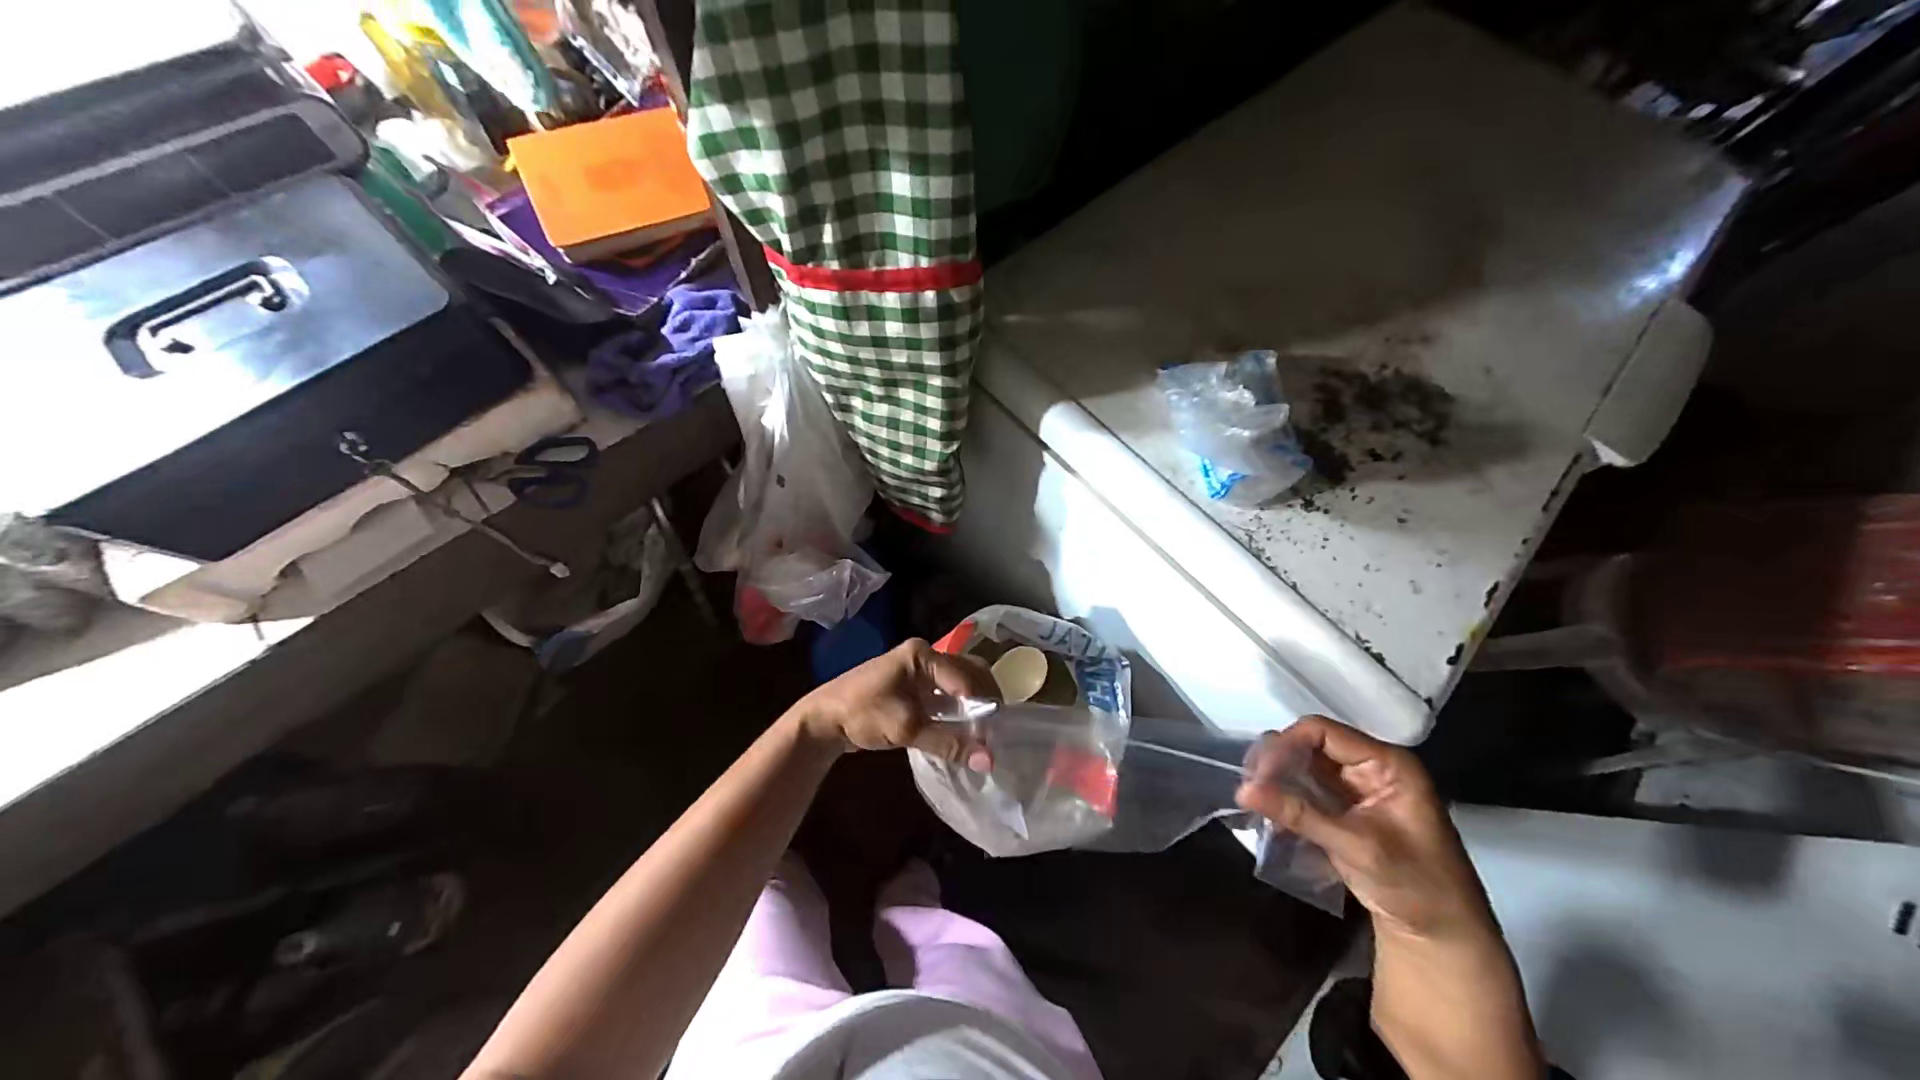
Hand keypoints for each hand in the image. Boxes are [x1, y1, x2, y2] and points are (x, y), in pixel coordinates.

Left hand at [787, 639, 997, 767]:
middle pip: (968, 673)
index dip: (985, 705)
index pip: (967, 677)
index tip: (998, 733)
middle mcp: (924, 655)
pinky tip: (965, 730)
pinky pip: (946, 693)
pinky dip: (958, 709)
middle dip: (984, 701)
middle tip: (996, 730)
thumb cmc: (862, 715)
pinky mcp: (913, 685)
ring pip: (959, 683)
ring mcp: (918, 669)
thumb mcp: (907, 729)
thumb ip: (949, 743)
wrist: (822, 720)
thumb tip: (988, 761)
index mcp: (922, 655)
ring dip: (972, 706)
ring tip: (984, 733)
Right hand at [1236, 715, 1493, 944]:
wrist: (1444, 938)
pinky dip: (1285, 800)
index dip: (1285, 745)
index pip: (1321, 732)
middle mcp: (1369, 767)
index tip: (1258, 774)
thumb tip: (1243, 790)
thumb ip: (1299, 814)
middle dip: (1276, 763)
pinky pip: (1306, 792)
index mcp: (1386, 764)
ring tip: (1251, 800)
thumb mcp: (1356, 847)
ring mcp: (1356, 789)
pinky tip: (1266, 814)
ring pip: (1303, 768)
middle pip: (1309, 746)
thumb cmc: (1416, 886)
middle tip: (1249, 786)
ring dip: (1277, 781)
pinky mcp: (1344, 811)